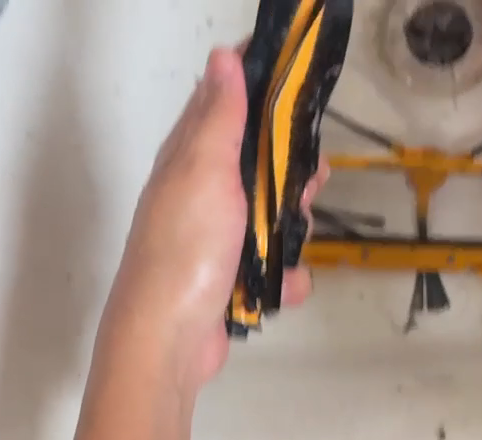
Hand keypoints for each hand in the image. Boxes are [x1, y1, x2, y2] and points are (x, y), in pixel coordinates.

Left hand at [98, 47, 315, 393]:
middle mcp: (201, 198)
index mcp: (188, 161)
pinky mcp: (230, 286)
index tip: (300, 96)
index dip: (262, 95)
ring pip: (271, 223)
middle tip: (313, 182)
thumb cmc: (186, 250)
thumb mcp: (204, 171)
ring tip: (294, 244)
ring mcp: (216, 245)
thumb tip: (225, 57)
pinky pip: (270, 273)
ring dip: (291, 235)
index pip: (224, 108)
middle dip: (291, 176)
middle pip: (258, 170)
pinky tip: (282, 289)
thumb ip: (220, 117)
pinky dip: (282, 282)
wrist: (168, 340)